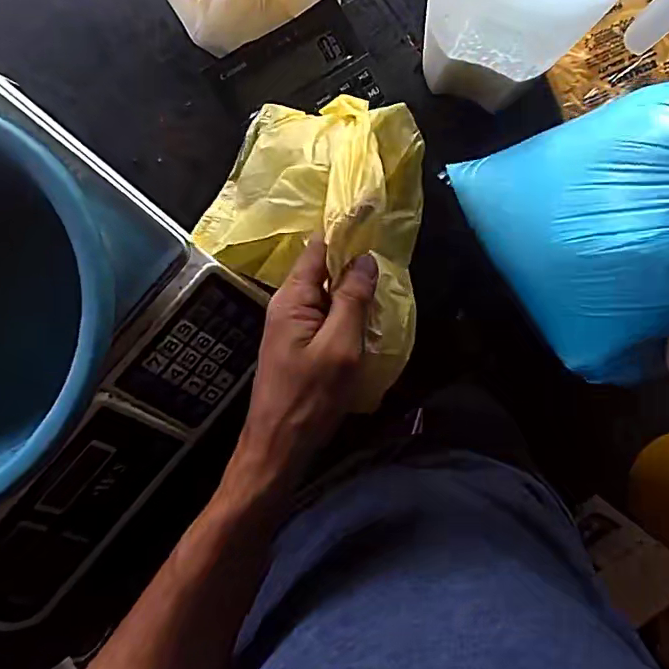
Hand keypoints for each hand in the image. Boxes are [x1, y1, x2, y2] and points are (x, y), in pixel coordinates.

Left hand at [231, 235, 376, 491]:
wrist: (279, 446)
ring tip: (385, 295)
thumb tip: (365, 260)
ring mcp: (291, 326)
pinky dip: (347, 317)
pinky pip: (326, 319)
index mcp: (292, 298)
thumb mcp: (340, 347)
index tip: (375, 222)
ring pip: (327, 296)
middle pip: (323, 271)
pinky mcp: (299, 346)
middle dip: (355, 267)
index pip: (318, 249)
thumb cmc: (309, 398)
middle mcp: (287, 305)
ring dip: (354, 295)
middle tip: (389, 267)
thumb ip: (352, 300)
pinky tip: (368, 326)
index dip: (346, 234)